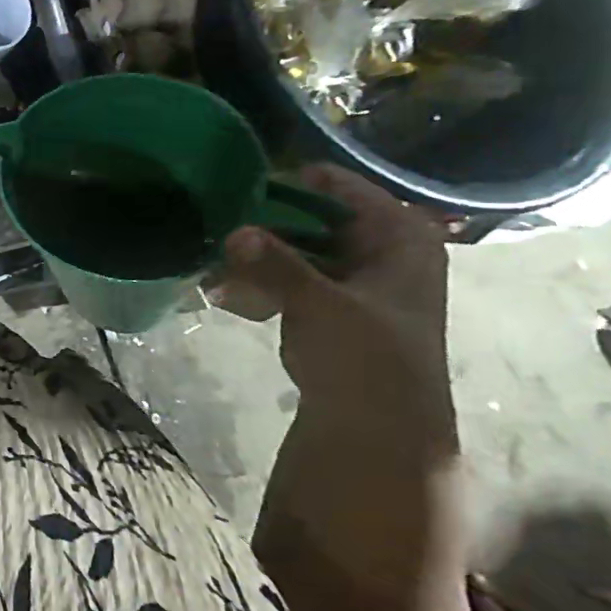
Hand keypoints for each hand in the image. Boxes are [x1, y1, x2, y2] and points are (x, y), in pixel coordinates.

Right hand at [222, 164, 453, 449]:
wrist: (376, 429)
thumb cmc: (369, 359)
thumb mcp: (322, 305)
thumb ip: (275, 264)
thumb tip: (232, 231)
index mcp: (399, 237)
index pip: (341, 186)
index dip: (292, 181)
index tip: (238, 184)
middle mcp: (377, 247)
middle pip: (310, 213)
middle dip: (262, 218)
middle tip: (214, 219)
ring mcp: (348, 273)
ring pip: (292, 241)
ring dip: (253, 248)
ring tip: (210, 254)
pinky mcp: (321, 298)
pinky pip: (283, 269)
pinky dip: (255, 273)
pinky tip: (221, 282)